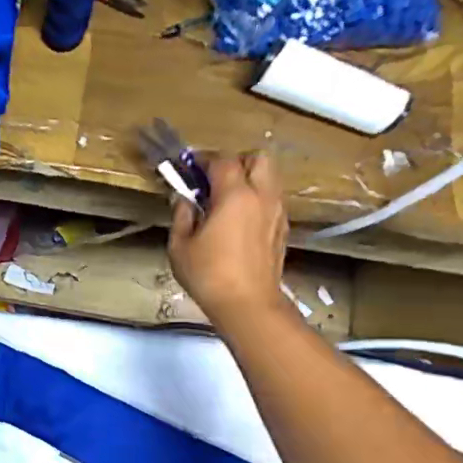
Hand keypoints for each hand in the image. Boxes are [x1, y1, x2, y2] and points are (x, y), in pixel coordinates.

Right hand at [168, 151, 293, 333]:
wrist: (247, 303)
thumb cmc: (208, 274)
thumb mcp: (180, 245)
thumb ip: (182, 215)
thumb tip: (183, 199)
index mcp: (234, 196)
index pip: (223, 161)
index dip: (204, 160)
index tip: (189, 167)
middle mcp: (261, 197)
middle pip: (258, 158)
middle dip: (236, 162)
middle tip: (214, 179)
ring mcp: (277, 212)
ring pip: (269, 177)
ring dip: (249, 179)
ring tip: (225, 199)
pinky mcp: (282, 228)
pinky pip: (272, 199)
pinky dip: (256, 198)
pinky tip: (238, 219)